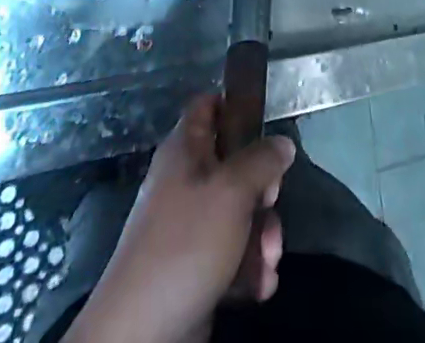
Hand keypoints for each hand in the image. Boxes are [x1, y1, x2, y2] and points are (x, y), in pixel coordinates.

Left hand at [63, 95, 295, 342]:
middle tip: (270, 203)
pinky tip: (258, 285)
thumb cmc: (187, 243)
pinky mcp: (196, 266)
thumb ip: (262, 160)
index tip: (265, 122)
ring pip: (242, 213)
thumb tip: (282, 143)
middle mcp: (186, 182)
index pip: (208, 106)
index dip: (235, 105)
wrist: (142, 331)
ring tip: (267, 260)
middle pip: (237, 165)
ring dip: (264, 236)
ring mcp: (190, 226)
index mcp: (184, 151)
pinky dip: (251, 267)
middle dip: (265, 190)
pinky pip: (235, 253)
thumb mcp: (232, 190)